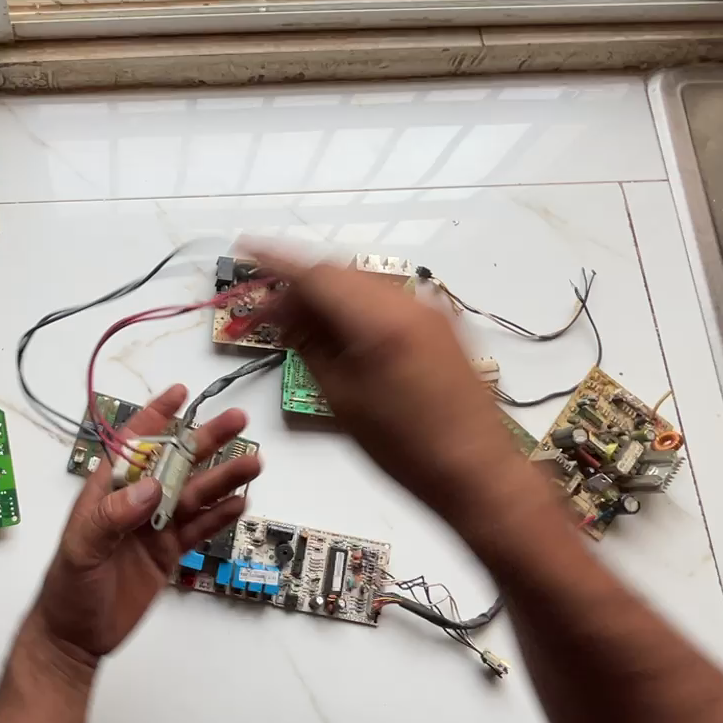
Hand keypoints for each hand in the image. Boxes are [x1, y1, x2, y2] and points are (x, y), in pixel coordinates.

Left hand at [31, 384, 261, 668]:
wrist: (76, 636)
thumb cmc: (69, 587)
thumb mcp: (81, 548)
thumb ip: (112, 516)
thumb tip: (149, 487)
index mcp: (109, 489)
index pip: (136, 443)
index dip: (157, 416)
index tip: (182, 393)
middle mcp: (136, 501)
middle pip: (176, 463)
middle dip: (206, 441)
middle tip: (239, 421)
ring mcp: (155, 526)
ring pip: (195, 495)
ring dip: (224, 478)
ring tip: (255, 463)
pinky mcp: (169, 554)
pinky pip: (199, 529)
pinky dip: (220, 515)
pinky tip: (241, 502)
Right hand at [247, 247, 536, 541]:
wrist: (476, 472)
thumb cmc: (403, 449)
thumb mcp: (340, 398)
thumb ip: (309, 345)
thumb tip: (282, 312)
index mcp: (381, 321)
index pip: (316, 274)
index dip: (276, 261)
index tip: (246, 250)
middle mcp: (409, 302)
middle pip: (339, 272)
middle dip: (299, 284)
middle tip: (268, 311)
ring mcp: (430, 310)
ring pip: (362, 284)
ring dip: (326, 295)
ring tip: (299, 326)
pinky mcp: (441, 323)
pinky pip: (385, 300)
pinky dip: (354, 306)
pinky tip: (338, 333)